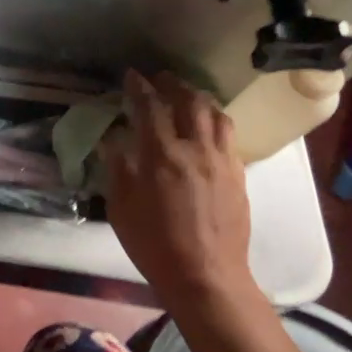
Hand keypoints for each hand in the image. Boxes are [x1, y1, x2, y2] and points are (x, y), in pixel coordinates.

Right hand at [105, 70, 255, 306]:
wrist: (206, 277)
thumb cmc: (153, 243)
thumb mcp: (120, 206)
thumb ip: (118, 168)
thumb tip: (114, 141)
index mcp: (161, 156)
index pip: (150, 107)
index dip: (140, 87)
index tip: (132, 75)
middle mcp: (195, 150)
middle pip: (190, 102)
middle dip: (174, 85)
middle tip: (161, 79)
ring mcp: (222, 162)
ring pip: (216, 115)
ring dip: (200, 99)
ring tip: (187, 97)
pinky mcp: (238, 176)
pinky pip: (228, 136)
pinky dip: (215, 121)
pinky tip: (206, 128)